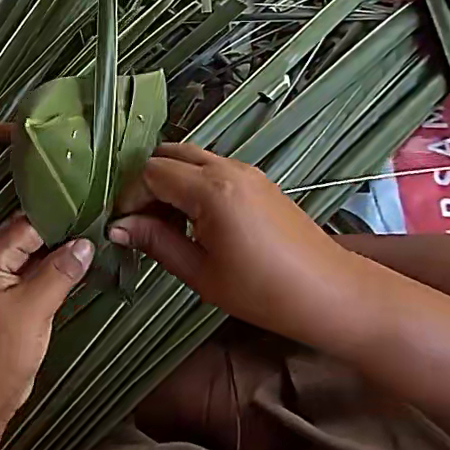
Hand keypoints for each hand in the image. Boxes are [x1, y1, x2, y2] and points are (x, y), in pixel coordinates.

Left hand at [0, 214, 92, 432]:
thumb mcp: (31, 309)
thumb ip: (59, 272)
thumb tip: (85, 242)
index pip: (28, 223)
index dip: (60, 216)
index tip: (94, 209)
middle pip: (30, 239)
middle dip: (62, 234)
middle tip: (101, 225)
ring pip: (33, 261)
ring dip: (60, 256)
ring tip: (96, 245)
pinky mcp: (6, 309)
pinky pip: (32, 282)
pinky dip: (53, 277)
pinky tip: (77, 275)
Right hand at [108, 143, 357, 338]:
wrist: (333, 295)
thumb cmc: (263, 291)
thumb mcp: (200, 273)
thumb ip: (155, 242)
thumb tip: (116, 227)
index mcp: (210, 189)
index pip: (151, 173)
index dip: (130, 197)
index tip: (124, 226)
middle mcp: (226, 167)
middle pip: (167, 154)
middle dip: (147, 183)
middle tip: (143, 221)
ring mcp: (245, 169)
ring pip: (189, 156)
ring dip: (170, 180)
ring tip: (168, 222)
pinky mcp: (257, 178)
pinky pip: (211, 166)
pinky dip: (192, 182)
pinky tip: (196, 220)